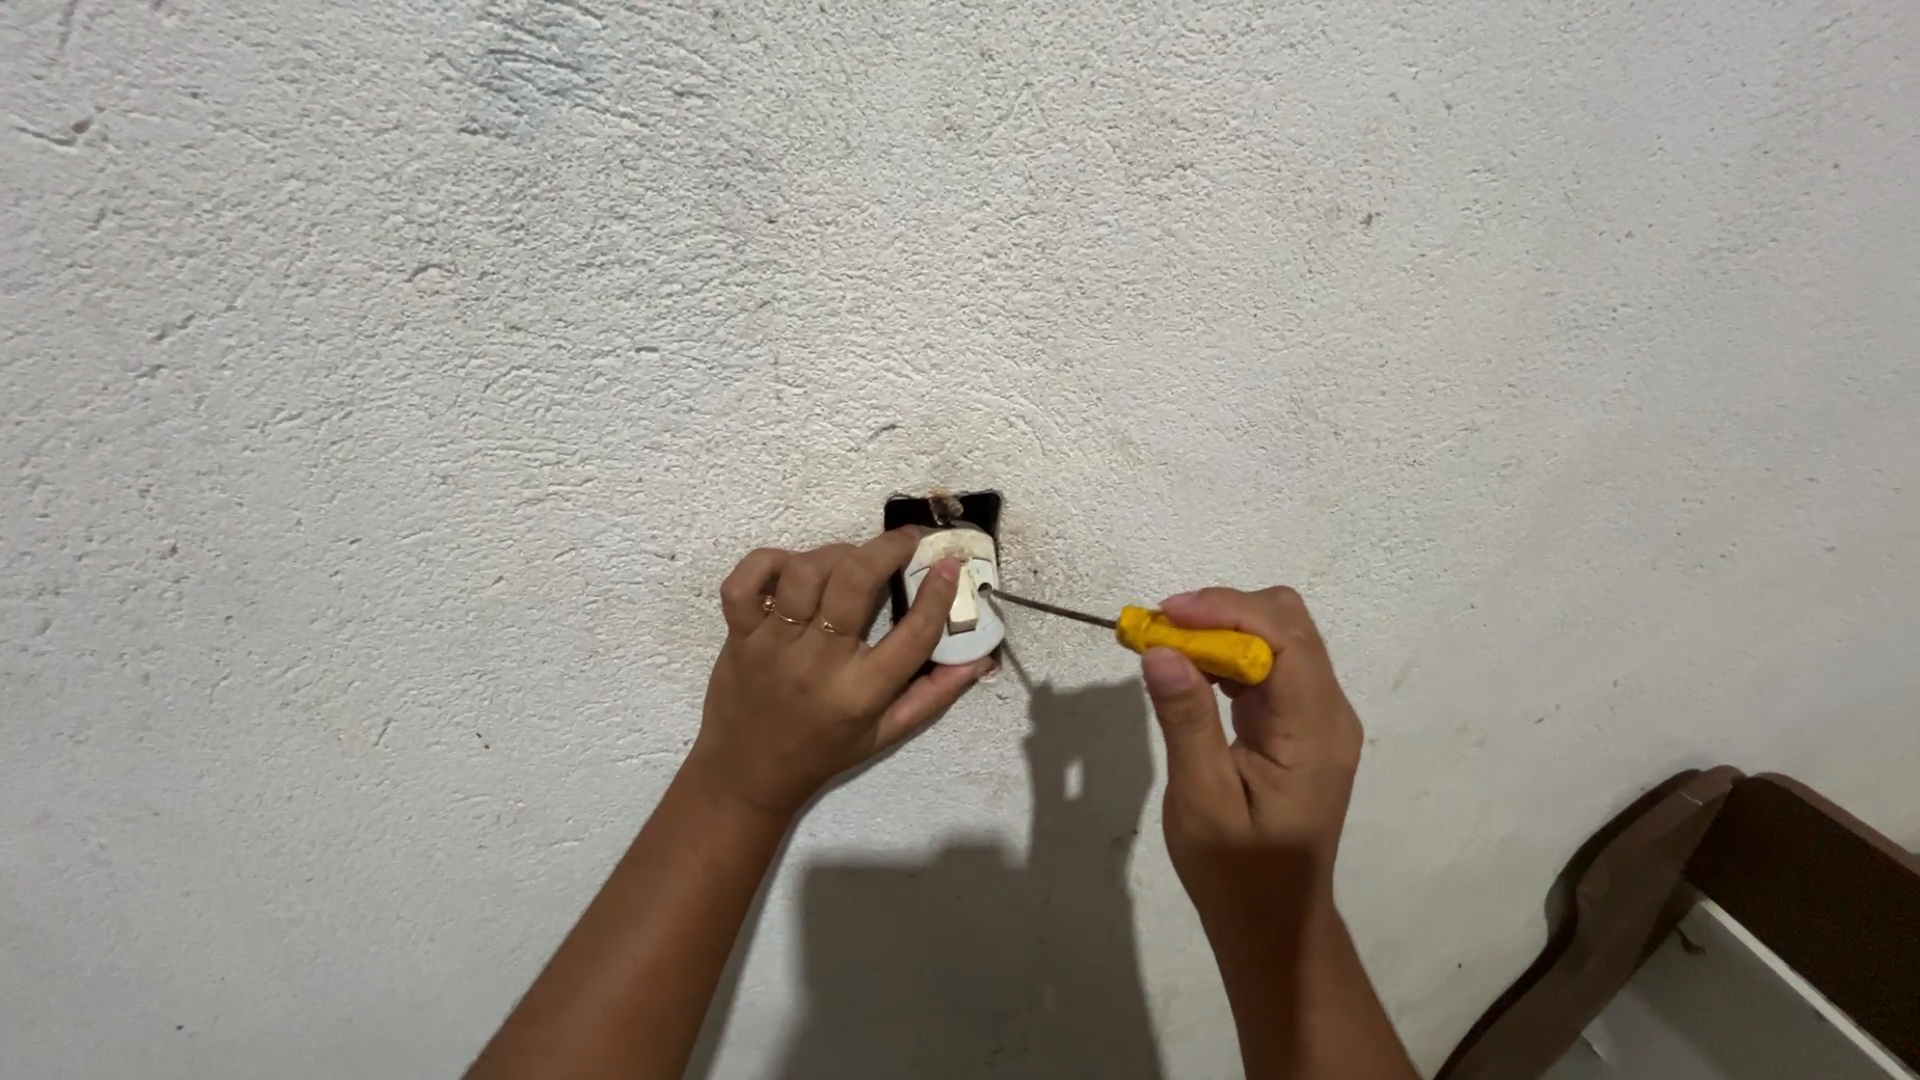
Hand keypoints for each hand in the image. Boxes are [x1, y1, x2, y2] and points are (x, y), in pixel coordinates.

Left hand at [688, 528, 995, 816]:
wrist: (746, 776)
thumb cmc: (824, 752)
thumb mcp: (886, 734)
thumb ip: (934, 694)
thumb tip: (980, 658)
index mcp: (862, 692)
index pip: (913, 633)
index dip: (938, 592)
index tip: (949, 563)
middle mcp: (819, 663)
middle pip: (855, 581)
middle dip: (889, 547)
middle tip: (908, 539)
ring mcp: (773, 645)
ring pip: (805, 572)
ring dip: (836, 553)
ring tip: (852, 558)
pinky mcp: (739, 635)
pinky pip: (743, 583)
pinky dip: (768, 562)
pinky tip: (792, 567)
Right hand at [1140, 587, 1363, 920]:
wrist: (1272, 921)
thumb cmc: (1236, 872)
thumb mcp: (1201, 800)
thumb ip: (1186, 721)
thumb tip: (1162, 650)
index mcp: (1313, 733)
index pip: (1285, 640)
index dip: (1227, 611)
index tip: (1165, 615)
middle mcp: (1327, 713)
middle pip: (1289, 624)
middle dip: (1222, 612)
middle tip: (1161, 632)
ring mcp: (1316, 716)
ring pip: (1278, 636)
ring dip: (1220, 628)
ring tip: (1165, 647)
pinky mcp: (1296, 723)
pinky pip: (1267, 664)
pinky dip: (1225, 652)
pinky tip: (1189, 672)